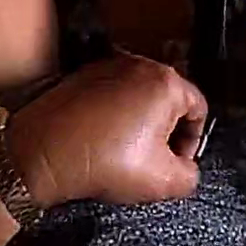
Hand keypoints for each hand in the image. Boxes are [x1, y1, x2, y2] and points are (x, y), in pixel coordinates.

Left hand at [6, 54, 209, 206]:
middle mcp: (140, 64)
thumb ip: (190, 175)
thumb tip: (186, 167)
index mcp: (166, 83)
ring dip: (141, 121)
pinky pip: (115, 92)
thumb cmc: (104, 160)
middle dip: (166, 131)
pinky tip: (103, 138)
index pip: (199, 108)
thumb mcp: (162, 181)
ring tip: (125, 151)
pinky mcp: (87, 73)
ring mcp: (111, 65)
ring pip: (141, 95)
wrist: (46, 151)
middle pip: (170, 99)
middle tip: (153, 159)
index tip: (177, 161)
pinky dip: (116, 113)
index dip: (192, 141)